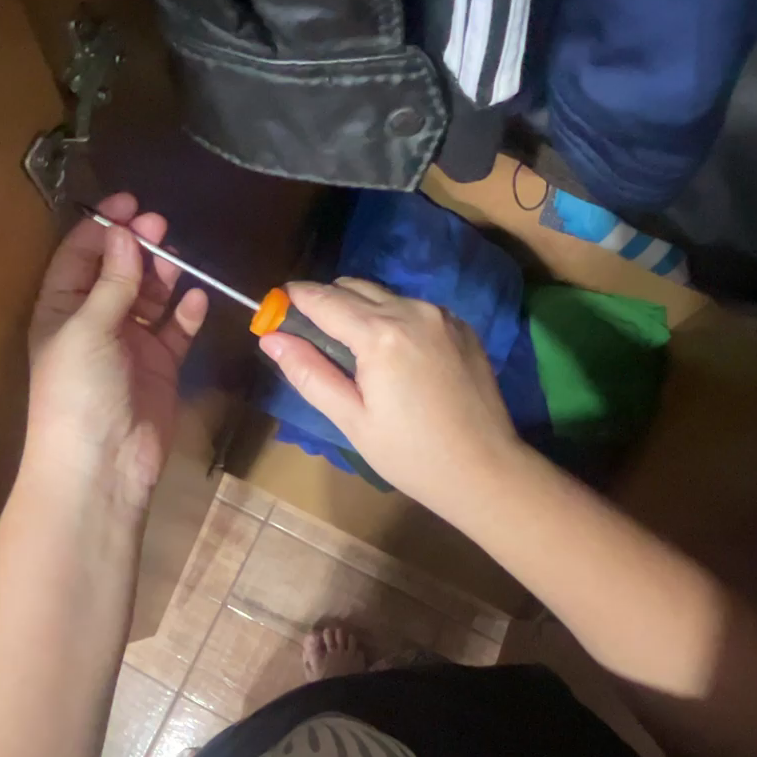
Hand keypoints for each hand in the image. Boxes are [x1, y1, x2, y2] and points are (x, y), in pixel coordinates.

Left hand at [24, 194, 207, 519]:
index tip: (131, 204)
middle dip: (138, 248)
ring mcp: (131, 344)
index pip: (81, 257)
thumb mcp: (88, 329)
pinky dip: (185, 314)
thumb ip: (113, 283)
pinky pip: (176, 330)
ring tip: (177, 259)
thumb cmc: (79, 390)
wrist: (103, 462)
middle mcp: (95, 322)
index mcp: (62, 309)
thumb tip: (126, 234)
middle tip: (161, 226)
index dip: (103, 229)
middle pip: (119, 272)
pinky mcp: (161, 365)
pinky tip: (195, 300)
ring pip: (150, 297)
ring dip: (163, 276)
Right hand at [258, 278, 522, 510]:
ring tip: (351, 349)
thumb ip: (309, 373)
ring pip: (384, 295)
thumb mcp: (352, 419)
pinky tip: (392, 356)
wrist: (486, 468)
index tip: (274, 306)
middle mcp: (413, 311)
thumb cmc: (411, 455)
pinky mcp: (460, 326)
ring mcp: (441, 315)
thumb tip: (271, 338)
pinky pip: (413, 308)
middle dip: (325, 302)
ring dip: (359, 310)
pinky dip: (392, 318)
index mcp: (381, 335)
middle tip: (309, 334)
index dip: (294, 299)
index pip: (324, 299)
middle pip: (353, 287)